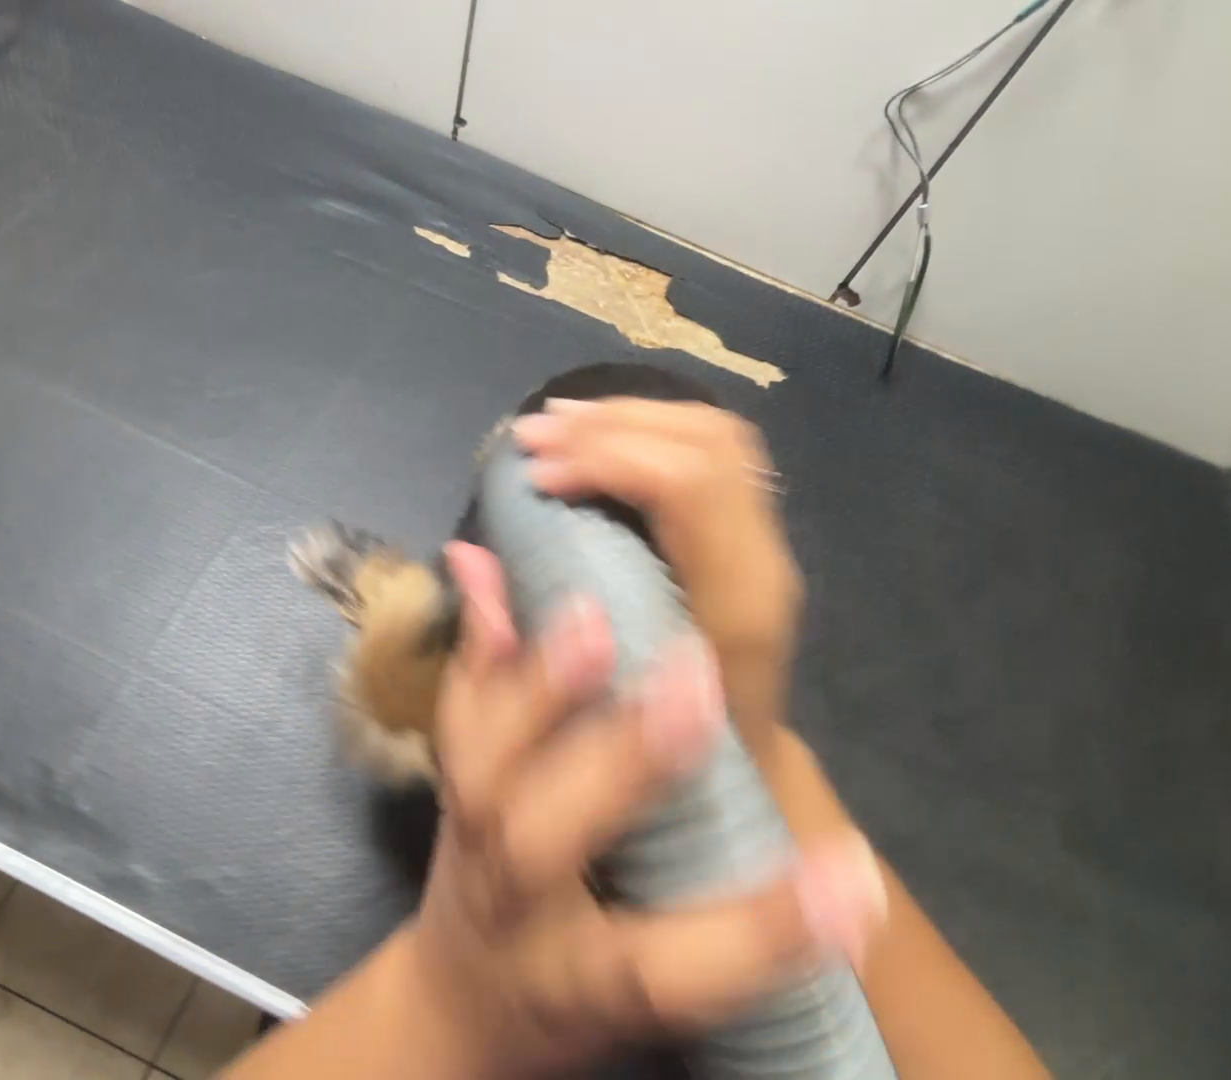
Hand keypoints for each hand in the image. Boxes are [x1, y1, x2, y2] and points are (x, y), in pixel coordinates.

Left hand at [403, 542, 883, 1076]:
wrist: (456, 993)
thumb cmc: (573, 1000)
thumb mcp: (645, 1001)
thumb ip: (726, 945)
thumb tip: (852, 879)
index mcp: (580, 976)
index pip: (670, 968)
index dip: (757, 931)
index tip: (853, 877)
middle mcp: (510, 896)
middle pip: (549, 838)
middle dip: (624, 762)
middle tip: (697, 681)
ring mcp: (463, 828)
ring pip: (486, 758)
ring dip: (540, 684)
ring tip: (590, 614)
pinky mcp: (445, 778)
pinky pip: (452, 705)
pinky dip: (472, 642)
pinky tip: (479, 572)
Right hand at [511, 399, 802, 753]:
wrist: (748, 763)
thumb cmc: (668, 746)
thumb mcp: (596, 698)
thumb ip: (534, 624)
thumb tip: (465, 554)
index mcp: (734, 600)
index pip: (687, 484)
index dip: (608, 460)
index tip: (537, 476)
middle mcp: (762, 559)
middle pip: (706, 441)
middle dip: (611, 424)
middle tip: (533, 437)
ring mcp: (765, 540)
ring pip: (714, 434)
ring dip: (629, 416)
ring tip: (555, 424)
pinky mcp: (750, 532)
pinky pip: (708, 451)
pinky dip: (647, 430)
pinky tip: (593, 435)